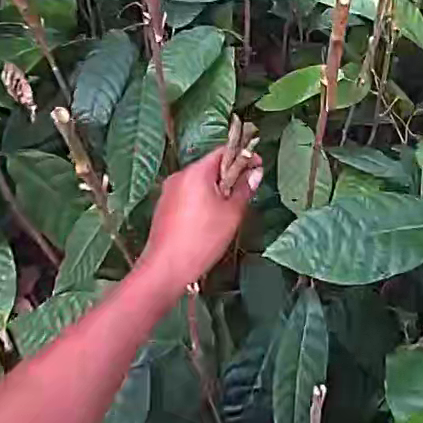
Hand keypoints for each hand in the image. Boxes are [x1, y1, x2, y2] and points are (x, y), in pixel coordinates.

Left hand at [138, 146, 261, 294]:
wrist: (164, 270)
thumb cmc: (202, 239)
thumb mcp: (231, 213)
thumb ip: (244, 189)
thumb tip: (255, 172)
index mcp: (196, 172)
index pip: (224, 151)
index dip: (244, 157)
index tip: (258, 167)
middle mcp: (180, 176)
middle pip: (211, 166)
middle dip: (231, 175)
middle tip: (247, 190)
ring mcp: (169, 191)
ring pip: (199, 182)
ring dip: (216, 189)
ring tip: (230, 208)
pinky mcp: (164, 207)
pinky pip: (188, 194)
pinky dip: (202, 200)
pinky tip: (209, 220)